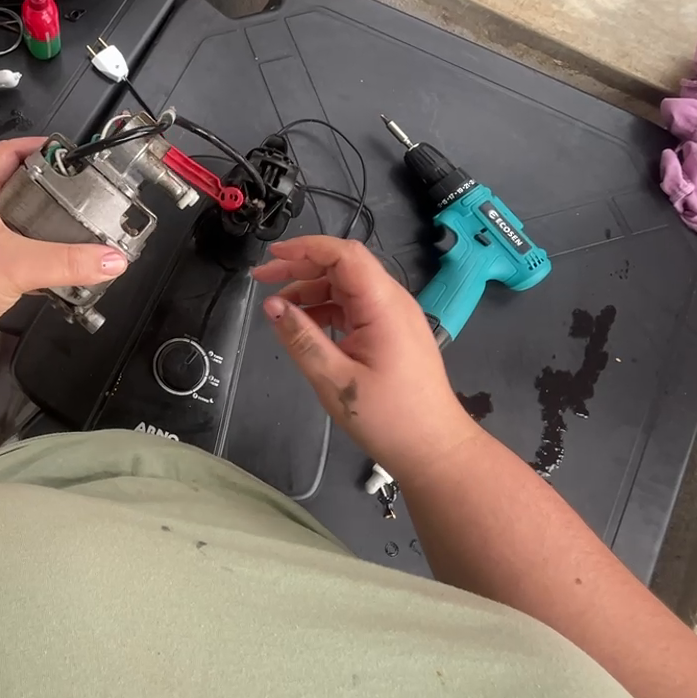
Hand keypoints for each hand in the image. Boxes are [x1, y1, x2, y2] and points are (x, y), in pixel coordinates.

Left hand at [0, 138, 127, 355]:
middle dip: (41, 188)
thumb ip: (69, 261)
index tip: (65, 152)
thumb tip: (110, 259)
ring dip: (33, 225)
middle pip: (7, 186)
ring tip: (67, 229)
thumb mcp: (18, 265)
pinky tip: (46, 268)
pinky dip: (24, 255)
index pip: (4, 152)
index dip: (35, 146)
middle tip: (74, 193)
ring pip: (4, 222)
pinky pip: (0, 253)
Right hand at [253, 235, 480, 480]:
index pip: (344, 255)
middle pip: (342, 266)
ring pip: (345, 285)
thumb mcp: (334, 379)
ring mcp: (393, 315)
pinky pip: (353, 305)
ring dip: (309, 288)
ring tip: (276, 307)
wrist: (435, 450)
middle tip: (261, 279)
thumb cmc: (388, 417)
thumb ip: (301, 338)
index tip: (271, 255)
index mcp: (382, 305)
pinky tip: (302, 324)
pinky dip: (324, 307)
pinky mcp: (390, 330)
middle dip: (300, 266)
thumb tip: (271, 305)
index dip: (305, 248)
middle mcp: (391, 301)